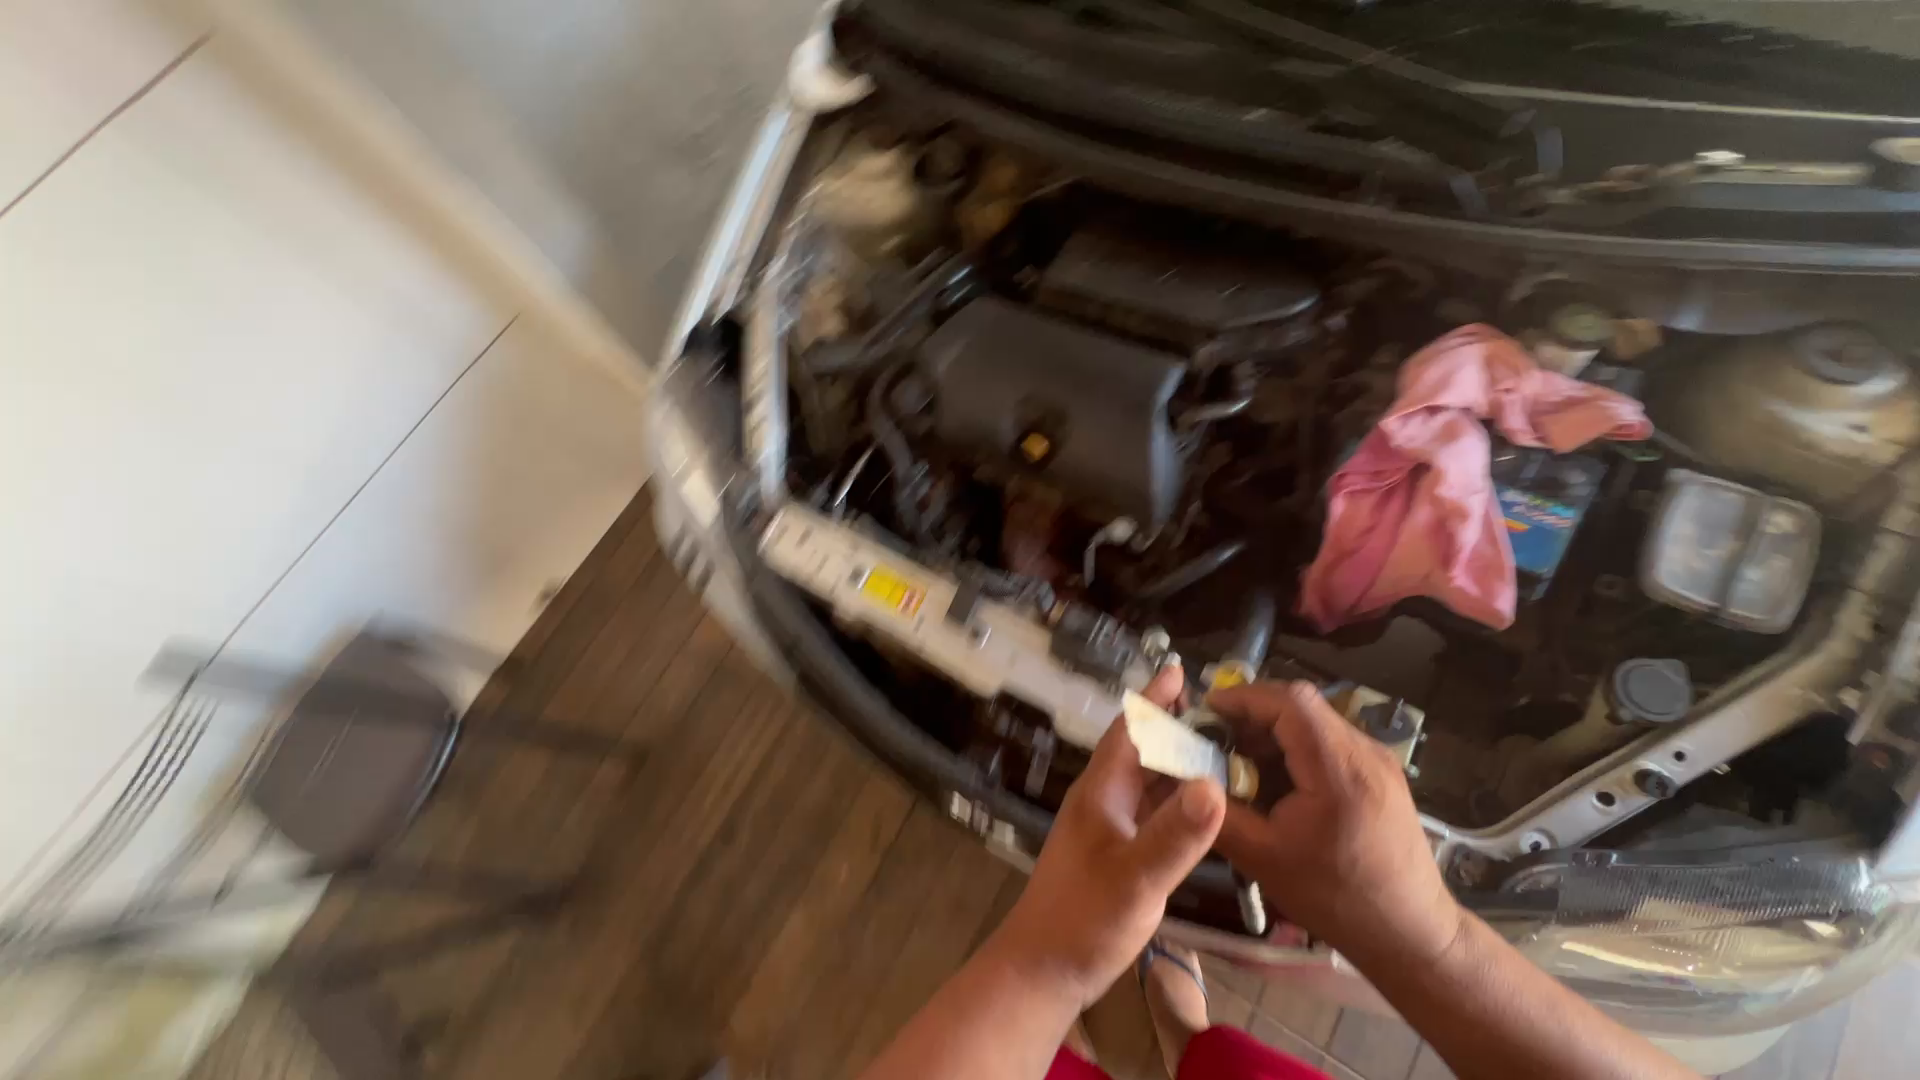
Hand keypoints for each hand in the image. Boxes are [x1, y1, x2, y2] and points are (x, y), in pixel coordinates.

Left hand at [987, 670, 1226, 1009]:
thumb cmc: (1084, 918)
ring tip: (1221, 751)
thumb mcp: (1137, 877)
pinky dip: (1176, 801)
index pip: (1129, 731)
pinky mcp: (1114, 853)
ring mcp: (1107, 828)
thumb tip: (1214, 783)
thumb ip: (1175, 834)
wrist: (1044, 968)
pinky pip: (1150, 812)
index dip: (1152, 700)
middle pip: (1140, 751)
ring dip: (1177, 763)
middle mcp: (1103, 800)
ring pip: (1146, 782)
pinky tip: (1201, 808)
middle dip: (1174, 727)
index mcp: (1101, 791)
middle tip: (1221, 715)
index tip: (1180, 670)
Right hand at [1211, 681, 1464, 968]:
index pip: (1290, 703)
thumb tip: (1180, 777)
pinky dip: (1294, 746)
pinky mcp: (1381, 771)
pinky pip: (1329, 739)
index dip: (1244, 698)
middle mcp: (1365, 753)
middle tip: (1216, 739)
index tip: (1207, 712)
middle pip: (1301, 705)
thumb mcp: (1262, 859)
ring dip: (1272, 730)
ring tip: (1240, 761)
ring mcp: (1378, 759)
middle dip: (1252, 713)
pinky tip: (1276, 779)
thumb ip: (1219, 811)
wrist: (1410, 934)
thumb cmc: (1335, 898)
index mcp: (1339, 772)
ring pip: (1314, 719)